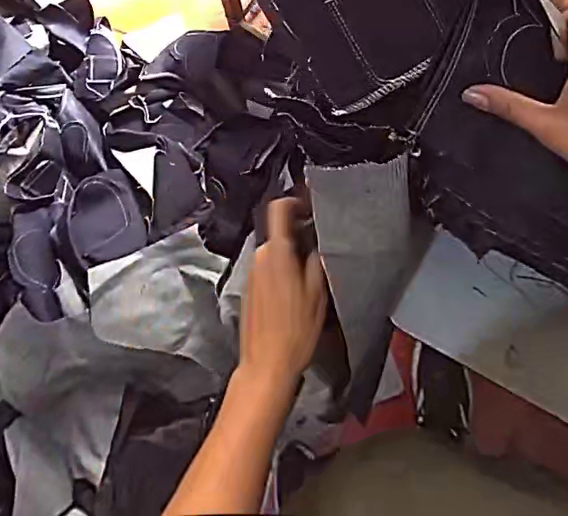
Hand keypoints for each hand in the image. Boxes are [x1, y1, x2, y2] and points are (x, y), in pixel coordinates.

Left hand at [237, 197, 327, 391]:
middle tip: (318, 248)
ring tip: (309, 274)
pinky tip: (294, 292)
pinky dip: (281, 271)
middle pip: (279, 233)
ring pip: (274, 252)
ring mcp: (251, 273)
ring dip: (290, 256)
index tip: (308, 206)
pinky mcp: (249, 289)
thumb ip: (315, 261)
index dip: (293, 201)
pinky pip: (267, 269)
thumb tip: (316, 243)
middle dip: (298, 236)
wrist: (265, 366)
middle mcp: (260, 257)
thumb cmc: (294, 332)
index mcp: (276, 252)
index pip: (278, 209)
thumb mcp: (317, 294)